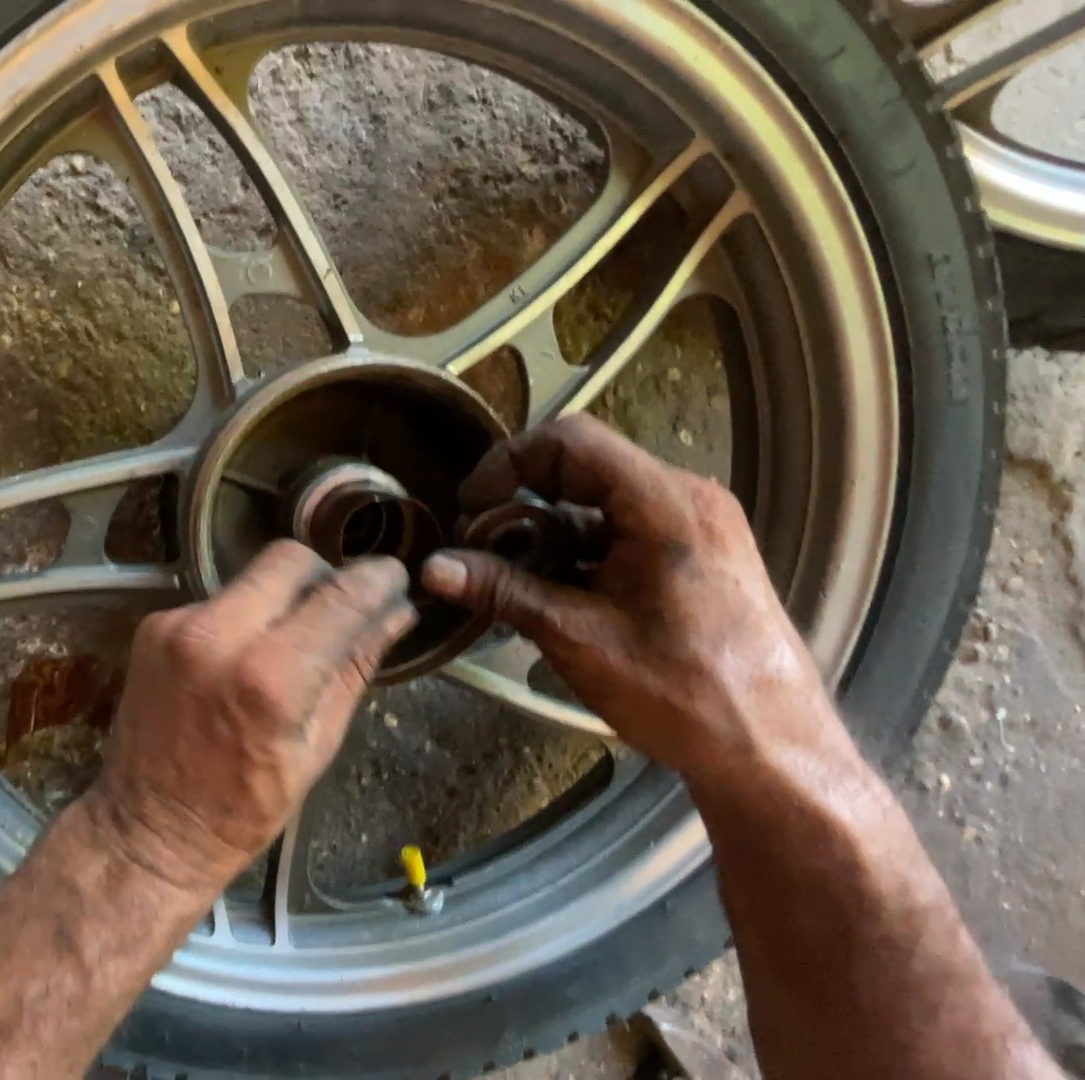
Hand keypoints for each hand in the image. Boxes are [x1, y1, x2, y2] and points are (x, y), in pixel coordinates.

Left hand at [85, 543, 414, 890]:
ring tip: (289, 642)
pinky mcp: (153, 625)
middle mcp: (216, 635)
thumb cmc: (242, 809)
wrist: (146, 828)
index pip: (338, 598)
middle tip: (340, 606)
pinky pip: (216, 602)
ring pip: (250, 578)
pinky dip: (241, 618)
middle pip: (288, 560)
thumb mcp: (315, 748)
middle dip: (324, 574)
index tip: (394, 576)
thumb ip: (352, 669)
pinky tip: (242, 657)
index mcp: (267, 677)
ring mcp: (177, 625)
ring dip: (280, 598)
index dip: (376, 580)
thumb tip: (394, 615)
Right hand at [422, 415, 836, 782]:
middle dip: (515, 501)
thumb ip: (501, 590)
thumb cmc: (683, 691)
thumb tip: (430, 568)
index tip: (467, 510)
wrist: (773, 753)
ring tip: (499, 578)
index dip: (506, 463)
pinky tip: (540, 594)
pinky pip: (613, 532)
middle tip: (474, 547)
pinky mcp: (687, 557)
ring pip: (592, 504)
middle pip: (578, 468)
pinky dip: (569, 552)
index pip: (569, 441)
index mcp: (665, 503)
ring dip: (538, 532)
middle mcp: (683, 499)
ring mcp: (689, 528)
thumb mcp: (577, 636)